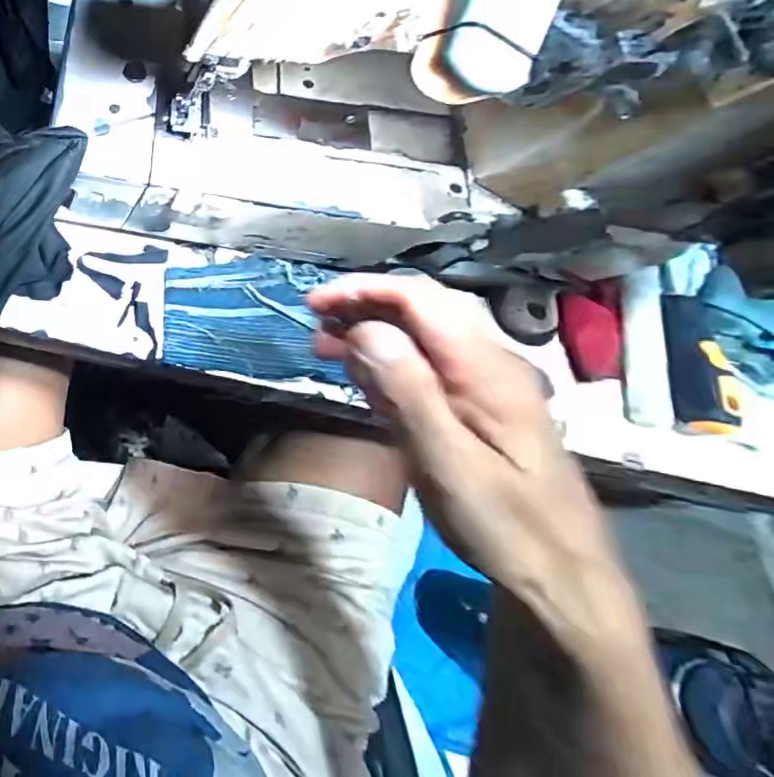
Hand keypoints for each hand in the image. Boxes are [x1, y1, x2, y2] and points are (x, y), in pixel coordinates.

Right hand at [307, 274, 641, 647]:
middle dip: (362, 304)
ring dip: (367, 329)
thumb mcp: (447, 460)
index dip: (364, 290)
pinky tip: (355, 373)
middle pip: (422, 309)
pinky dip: (381, 357)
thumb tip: (366, 329)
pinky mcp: (470, 407)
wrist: (559, 580)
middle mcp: (490, 368)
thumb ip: (408, 390)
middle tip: (311, 323)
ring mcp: (482, 387)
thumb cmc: (503, 523)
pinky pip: (421, 363)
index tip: (313, 303)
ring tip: (321, 347)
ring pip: (419, 334)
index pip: (423, 301)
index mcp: (489, 372)